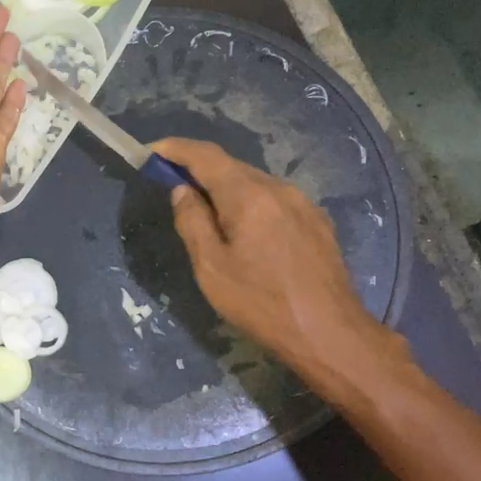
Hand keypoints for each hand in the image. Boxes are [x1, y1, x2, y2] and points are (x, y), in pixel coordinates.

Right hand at [154, 137, 409, 388]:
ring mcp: (303, 205)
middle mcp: (279, 189)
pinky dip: (250, 203)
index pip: (206, 156)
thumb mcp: (211, 266)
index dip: (177, 149)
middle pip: (232, 168)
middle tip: (172, 185)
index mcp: (249, 196)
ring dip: (226, 189)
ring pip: (255, 184)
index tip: (152, 152)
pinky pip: (274, 201)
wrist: (328, 331)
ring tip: (206, 211)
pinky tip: (244, 230)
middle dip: (200, 170)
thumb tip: (182, 191)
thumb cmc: (260, 301)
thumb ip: (192, 222)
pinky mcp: (316, 223)